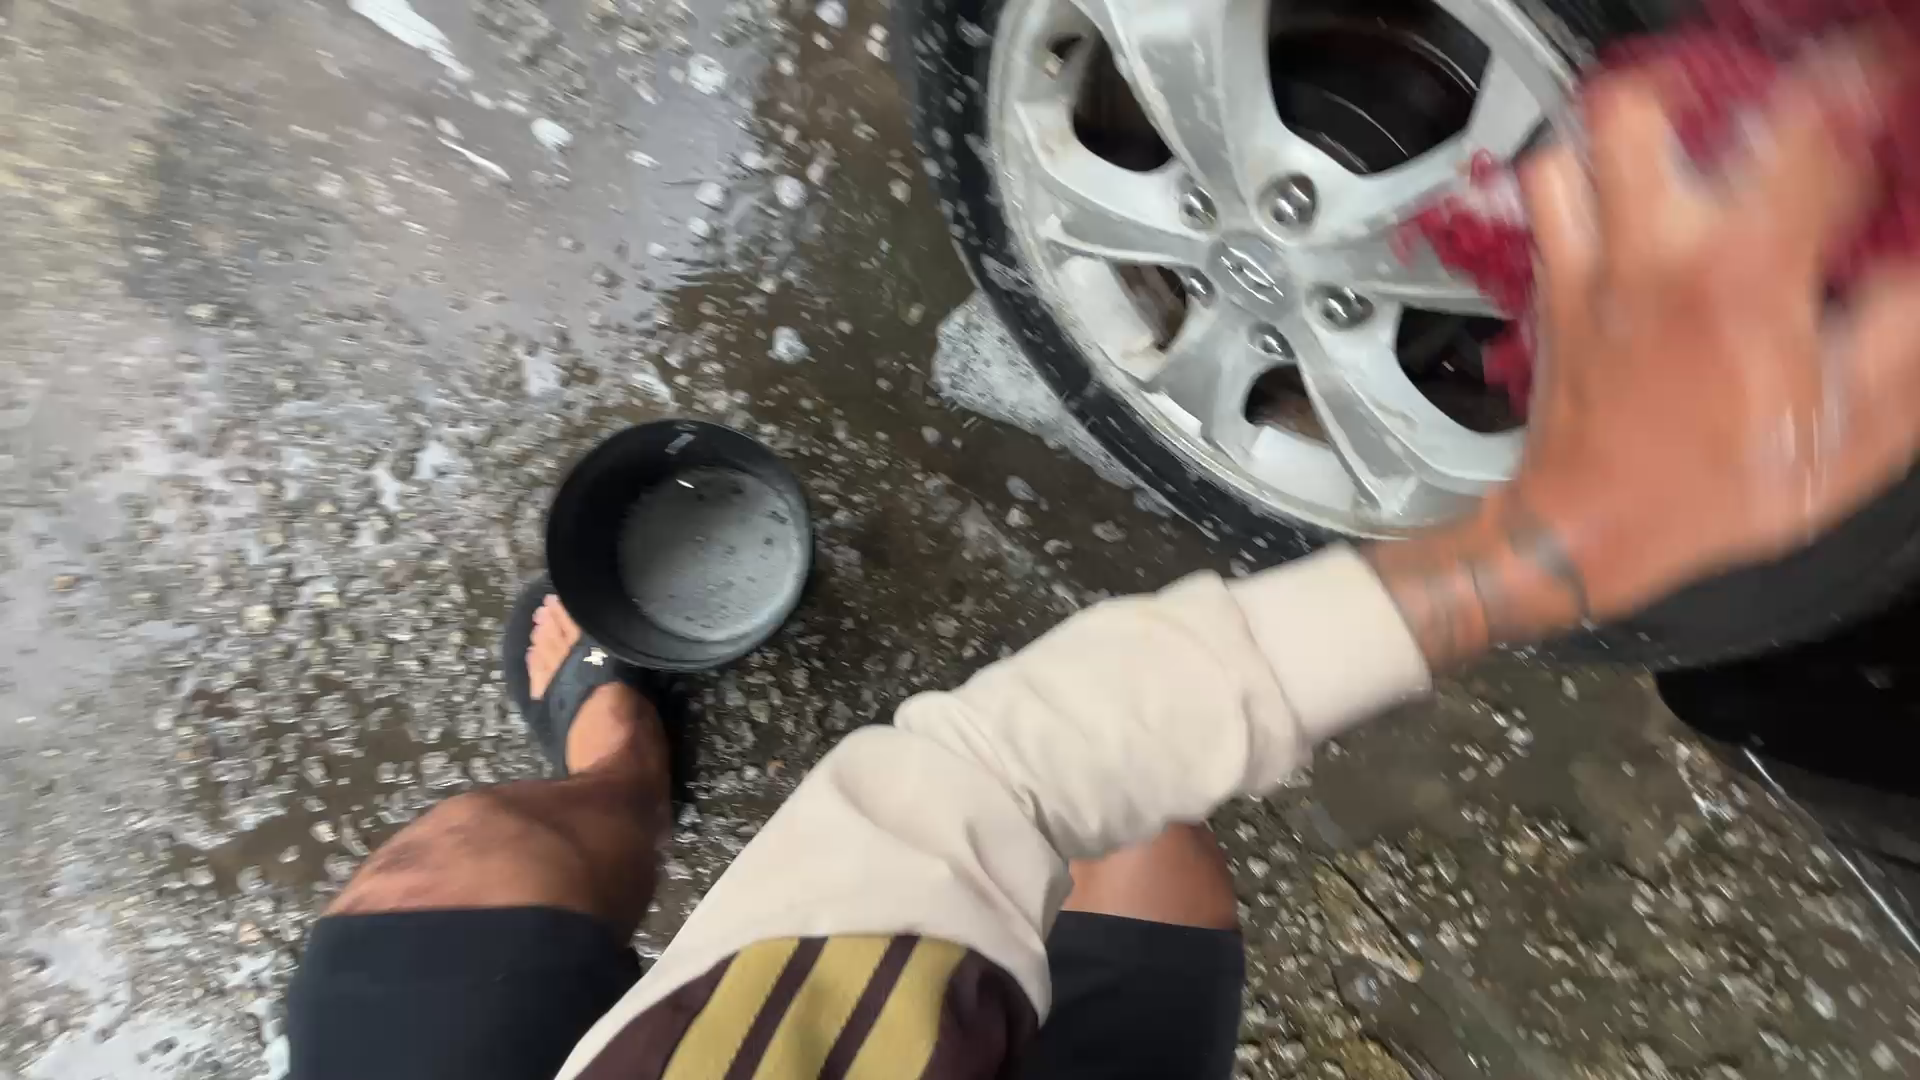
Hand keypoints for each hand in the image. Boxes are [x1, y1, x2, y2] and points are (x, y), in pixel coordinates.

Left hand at [1366, 41, 1919, 667]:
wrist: (1580, 527)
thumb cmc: (1706, 492)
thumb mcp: (1861, 424)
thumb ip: (1907, 322)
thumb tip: (1910, 259)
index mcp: (1744, 273)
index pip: (1808, 122)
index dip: (1856, 74)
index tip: (1878, 67)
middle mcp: (1646, 257)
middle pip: (1636, 116)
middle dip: (1697, 85)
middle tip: (1752, 95)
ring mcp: (1578, 277)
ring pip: (1562, 162)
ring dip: (1613, 138)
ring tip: (1673, 139)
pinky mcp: (1543, 303)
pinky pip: (1545, 218)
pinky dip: (1574, 187)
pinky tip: (1621, 201)